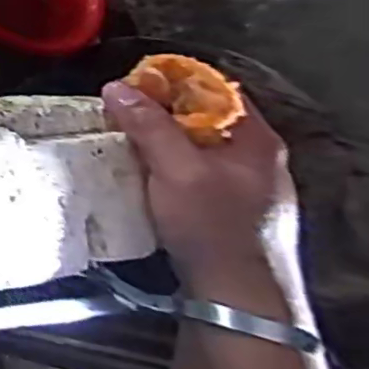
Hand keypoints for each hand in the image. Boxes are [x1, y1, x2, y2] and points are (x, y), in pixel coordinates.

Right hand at [101, 81, 301, 307]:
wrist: (232, 289)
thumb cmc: (212, 223)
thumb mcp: (176, 169)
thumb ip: (148, 125)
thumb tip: (114, 85)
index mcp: (255, 142)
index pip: (217, 91)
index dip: (174, 80)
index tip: (131, 79)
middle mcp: (251, 154)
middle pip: (199, 112)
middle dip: (154, 104)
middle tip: (113, 103)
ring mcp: (236, 177)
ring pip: (187, 136)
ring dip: (150, 129)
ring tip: (114, 127)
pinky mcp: (217, 195)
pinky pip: (182, 158)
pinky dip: (155, 150)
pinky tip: (131, 157)